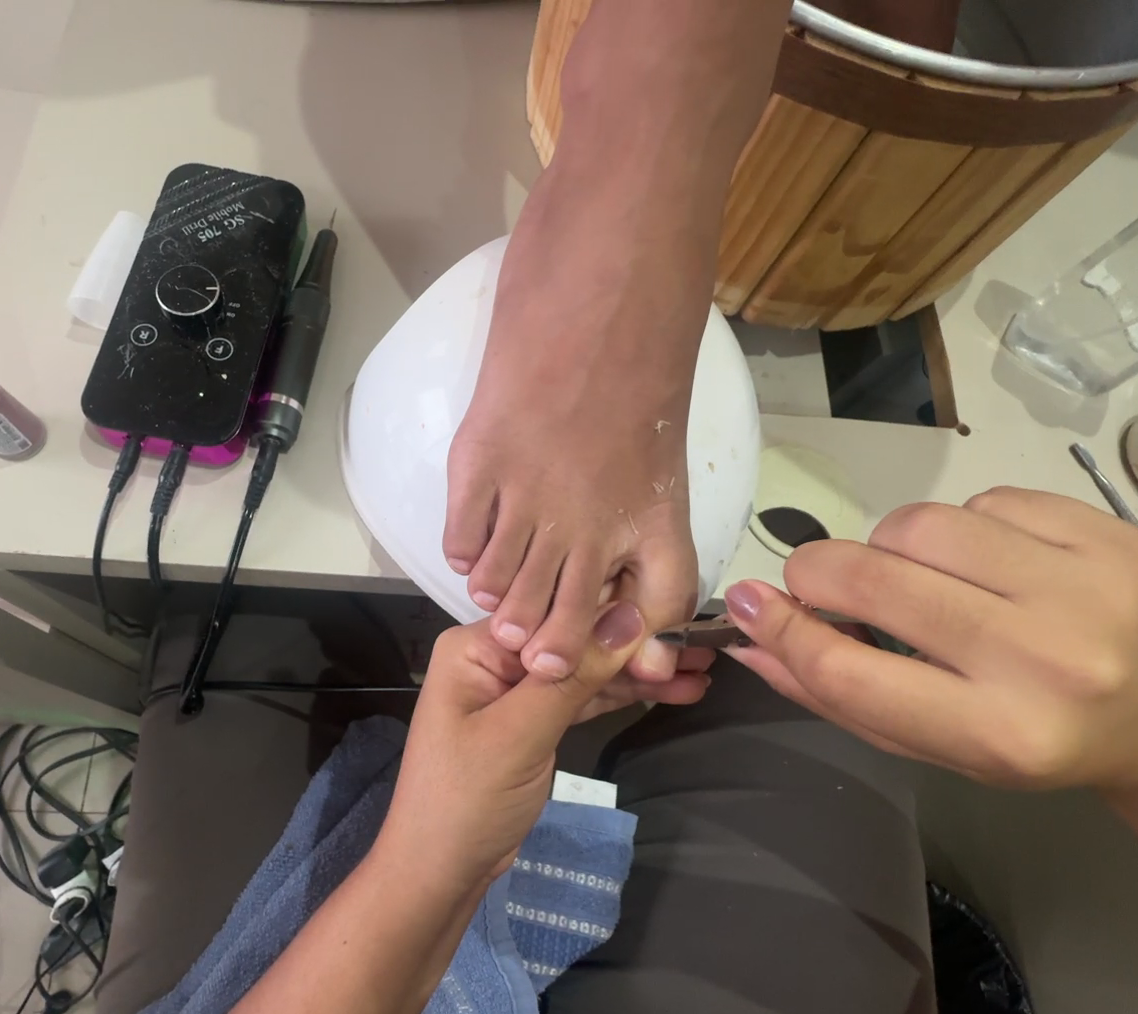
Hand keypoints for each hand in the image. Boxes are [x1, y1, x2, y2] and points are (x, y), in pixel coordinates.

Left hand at [378, 603, 708, 889]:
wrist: (442, 870)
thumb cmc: (467, 798)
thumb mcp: (520, 733)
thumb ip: (575, 676)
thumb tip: (632, 616)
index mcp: (477, 645)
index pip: (554, 612)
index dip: (614, 614)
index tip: (673, 618)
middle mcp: (497, 656)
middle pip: (574, 639)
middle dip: (634, 645)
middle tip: (699, 646)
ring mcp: (518, 689)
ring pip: (586, 670)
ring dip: (638, 672)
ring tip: (700, 666)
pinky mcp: (535, 719)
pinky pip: (584, 698)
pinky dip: (622, 697)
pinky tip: (670, 690)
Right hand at [443, 121, 710, 690]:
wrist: (619, 237)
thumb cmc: (658, 310)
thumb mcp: (672, 403)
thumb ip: (646, 465)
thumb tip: (616, 498)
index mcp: (658, 499)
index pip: (661, 599)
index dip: (643, 627)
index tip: (623, 626)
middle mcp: (597, 511)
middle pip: (572, 612)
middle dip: (556, 643)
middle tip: (538, 653)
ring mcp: (534, 485)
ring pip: (512, 583)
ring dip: (506, 602)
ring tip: (500, 609)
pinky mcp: (482, 451)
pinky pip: (465, 532)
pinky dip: (466, 550)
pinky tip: (469, 549)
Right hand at [723, 487, 1137, 791]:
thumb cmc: (1025, 739)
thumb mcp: (924, 742)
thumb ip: (829, 691)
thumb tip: (746, 632)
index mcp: (997, 734)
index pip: (849, 670)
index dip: (780, 628)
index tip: (746, 601)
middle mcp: (1049, 663)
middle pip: (875, 582)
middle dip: (817, 571)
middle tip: (815, 581)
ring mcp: (1091, 591)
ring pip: (919, 525)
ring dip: (888, 545)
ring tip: (913, 575)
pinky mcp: (1117, 539)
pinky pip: (983, 500)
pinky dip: (958, 526)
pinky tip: (984, 560)